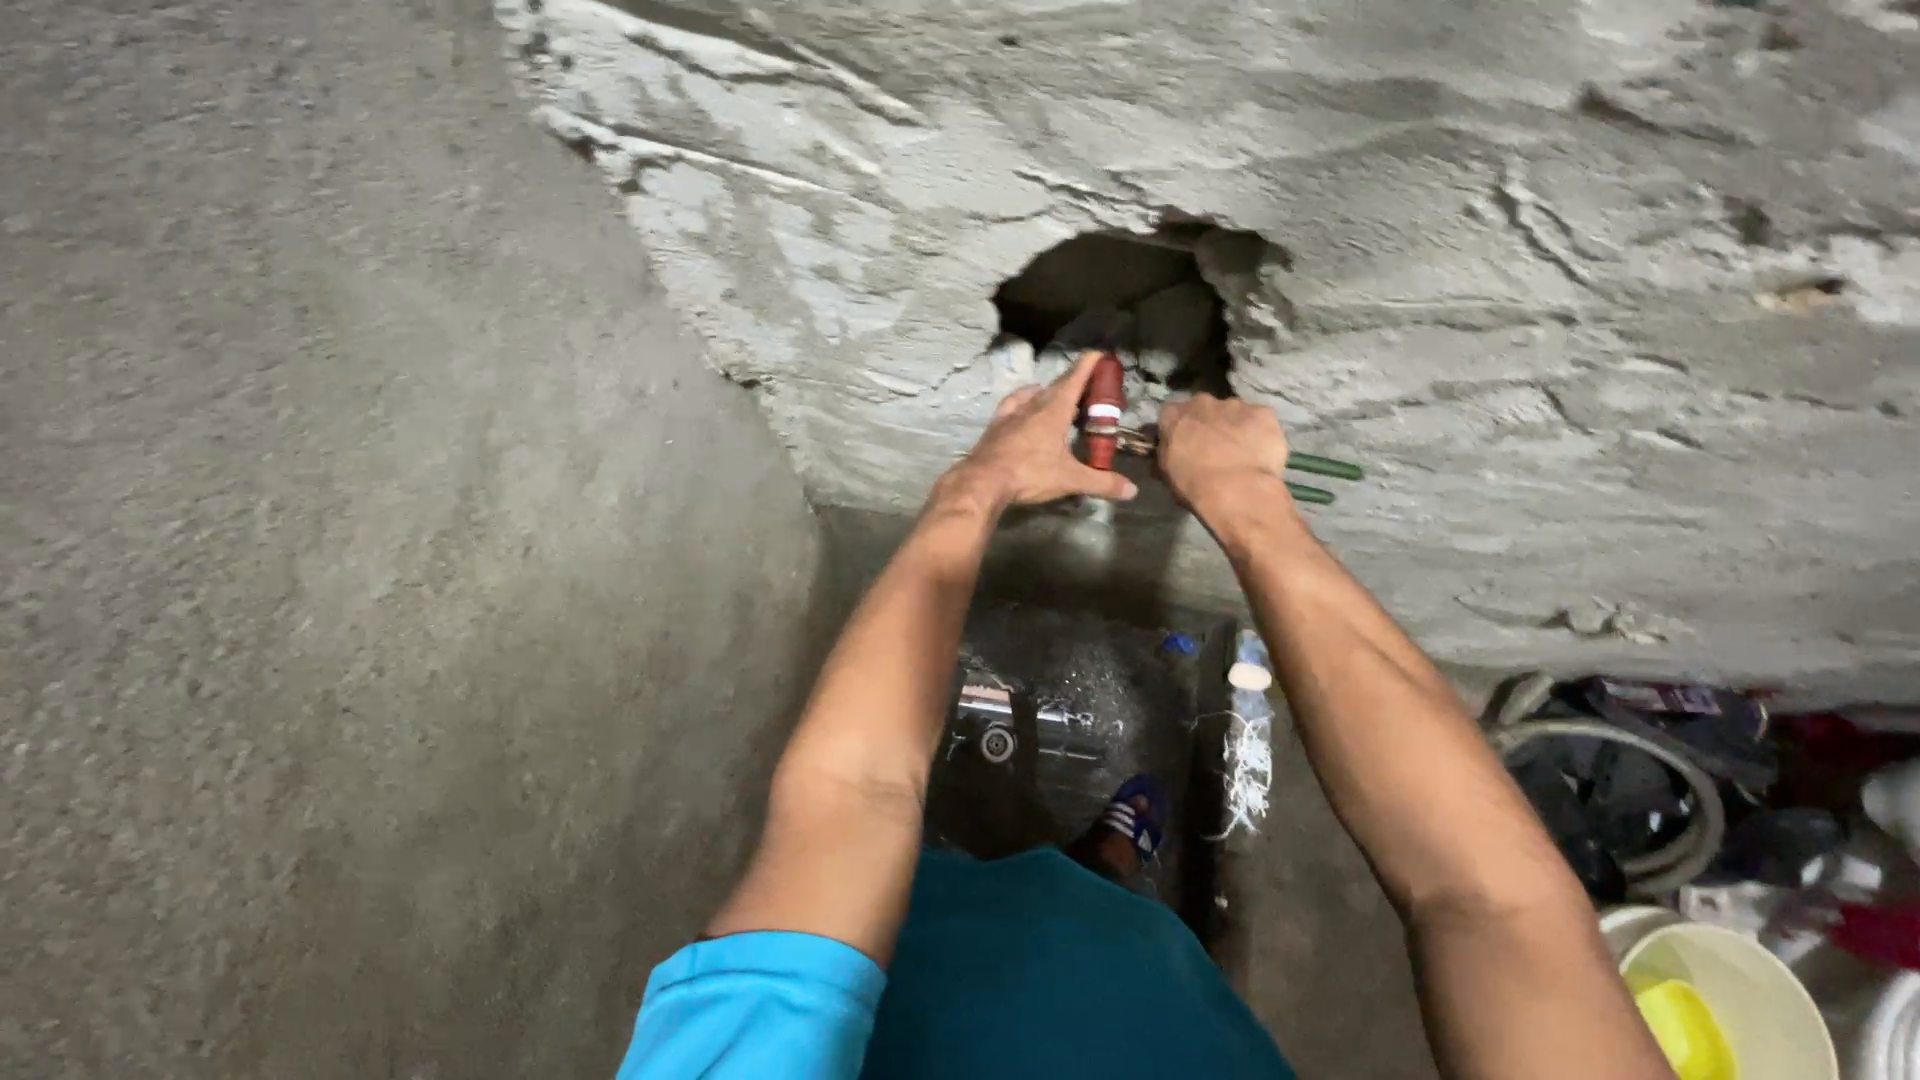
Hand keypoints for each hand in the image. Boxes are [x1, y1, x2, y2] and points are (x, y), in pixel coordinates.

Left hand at [943, 351, 1137, 508]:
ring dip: (1047, 392)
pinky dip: (1021, 401)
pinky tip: (1021, 405)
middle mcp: (1032, 406)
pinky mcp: (995, 426)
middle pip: (1056, 386)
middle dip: (1073, 381)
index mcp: (1054, 411)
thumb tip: (1132, 490)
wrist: (983, 482)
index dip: (1088, 365)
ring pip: (1032, 395)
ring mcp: (1011, 414)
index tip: (1098, 353)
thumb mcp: (1070, 479)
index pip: (1075, 380)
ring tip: (1055, 395)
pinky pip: (1011, 406)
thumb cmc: (1030, 473)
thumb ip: (1102, 482)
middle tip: (1086, 384)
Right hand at [1156, 393, 1292, 515]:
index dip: (1180, 428)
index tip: (1184, 442)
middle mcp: (1203, 402)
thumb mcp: (1166, 470)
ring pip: (1234, 412)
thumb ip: (1167, 450)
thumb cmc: (1193, 484)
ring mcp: (1235, 404)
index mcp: (1174, 415)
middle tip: (1214, 447)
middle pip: (1204, 407)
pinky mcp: (1264, 412)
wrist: (1236, 489)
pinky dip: (1259, 431)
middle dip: (1208, 422)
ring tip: (1241, 451)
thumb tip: (1169, 446)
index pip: (1172, 413)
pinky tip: (1260, 451)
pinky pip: (1260, 419)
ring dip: (1234, 426)